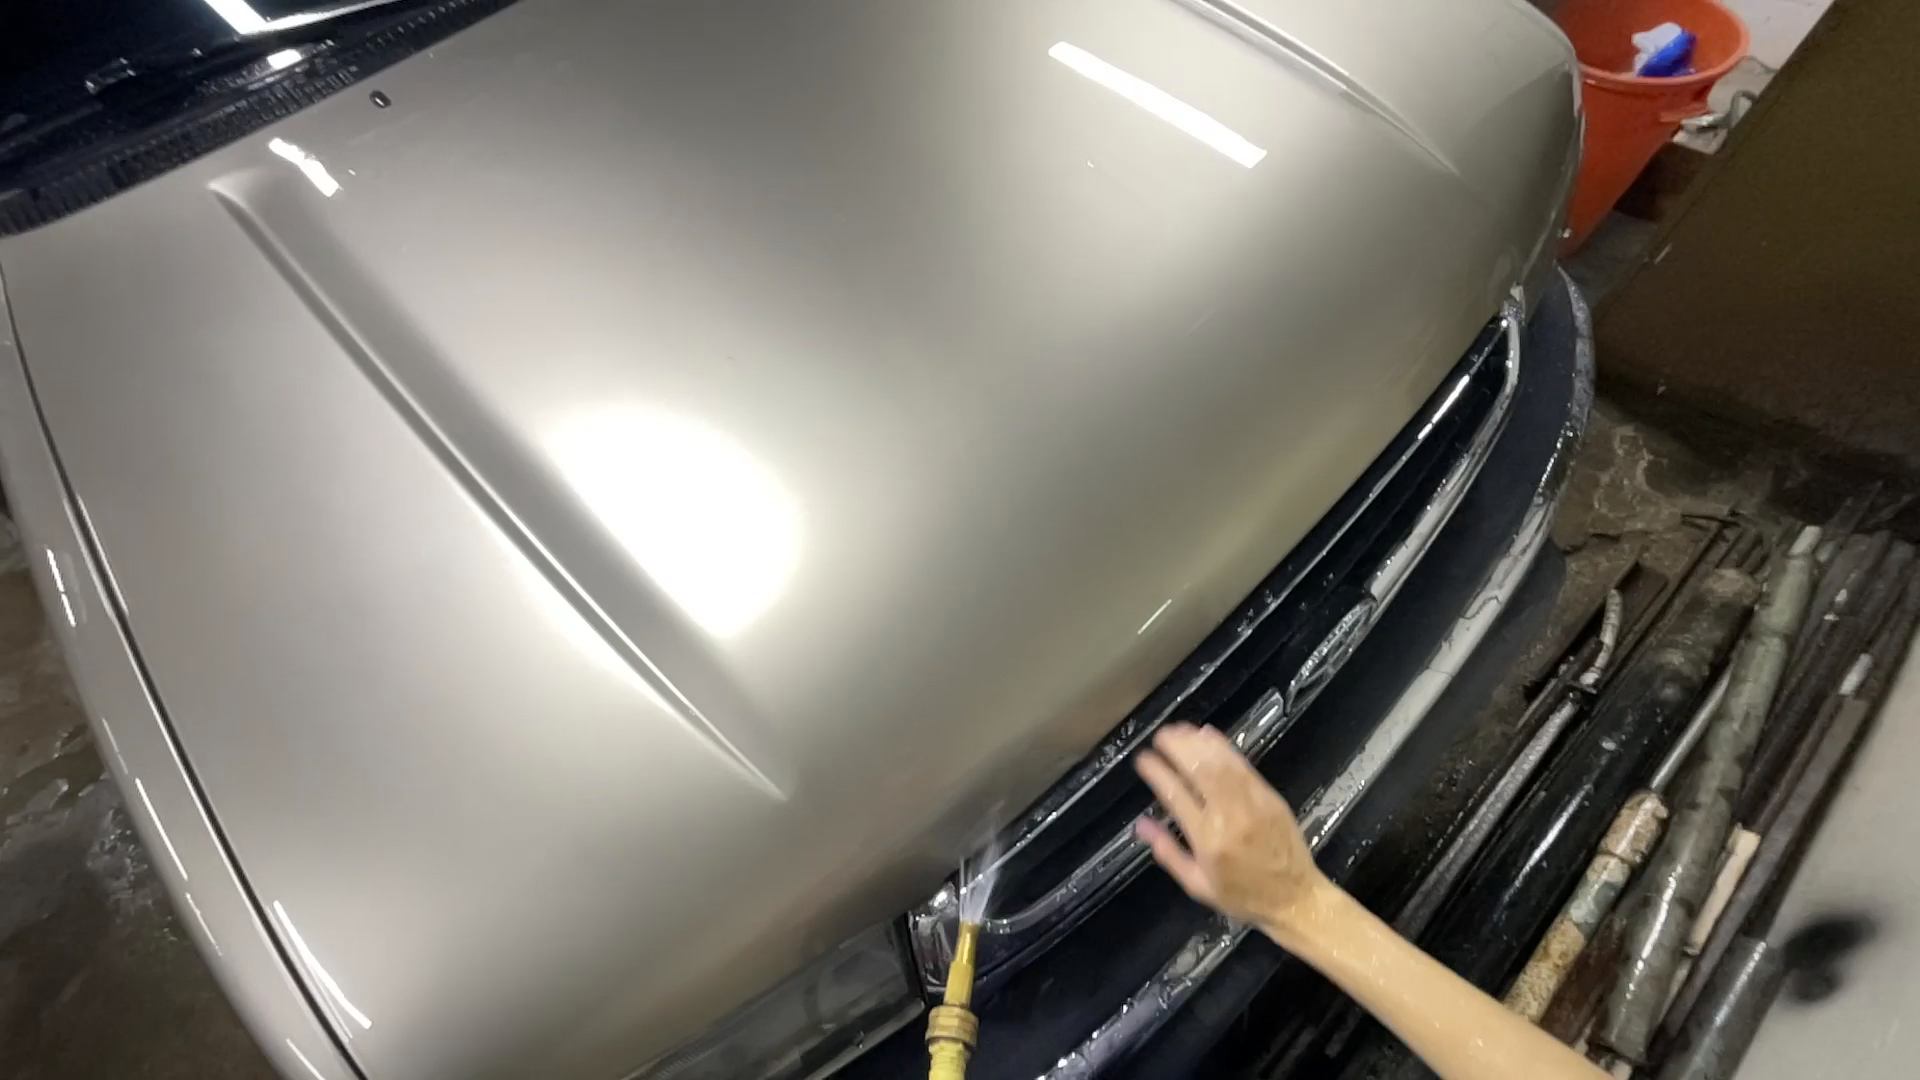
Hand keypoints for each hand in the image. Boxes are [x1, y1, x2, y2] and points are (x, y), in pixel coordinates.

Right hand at [1133, 723, 1325, 927]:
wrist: (1297, 899)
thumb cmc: (1242, 895)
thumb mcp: (1197, 885)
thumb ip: (1168, 852)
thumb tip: (1141, 824)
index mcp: (1208, 840)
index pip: (1176, 796)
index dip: (1157, 773)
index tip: (1143, 759)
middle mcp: (1229, 816)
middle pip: (1199, 771)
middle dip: (1177, 748)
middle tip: (1160, 735)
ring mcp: (1252, 803)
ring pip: (1221, 763)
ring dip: (1197, 742)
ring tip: (1178, 729)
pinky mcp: (1269, 796)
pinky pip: (1242, 765)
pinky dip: (1223, 746)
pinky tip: (1207, 734)